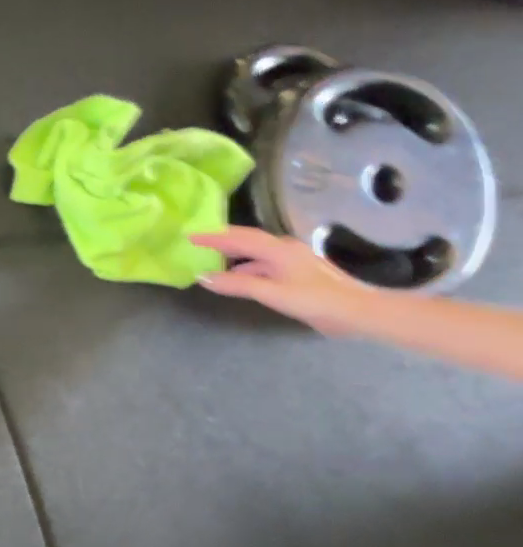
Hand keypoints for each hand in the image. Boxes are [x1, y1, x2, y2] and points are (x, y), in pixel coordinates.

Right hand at [191, 227, 385, 333]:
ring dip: (234, 253)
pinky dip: (245, 267)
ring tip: (212, 258)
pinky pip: (263, 264)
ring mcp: (292, 261)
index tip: (190, 236)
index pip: (241, 238)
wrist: (356, 311)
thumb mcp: (273, 293)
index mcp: (280, 251)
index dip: (215, 236)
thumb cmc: (315, 300)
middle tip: (198, 241)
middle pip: (250, 240)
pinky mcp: (295, 274)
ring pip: (256, 253)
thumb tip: (203, 276)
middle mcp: (286, 250)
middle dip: (223, 239)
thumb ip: (237, 284)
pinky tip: (236, 277)